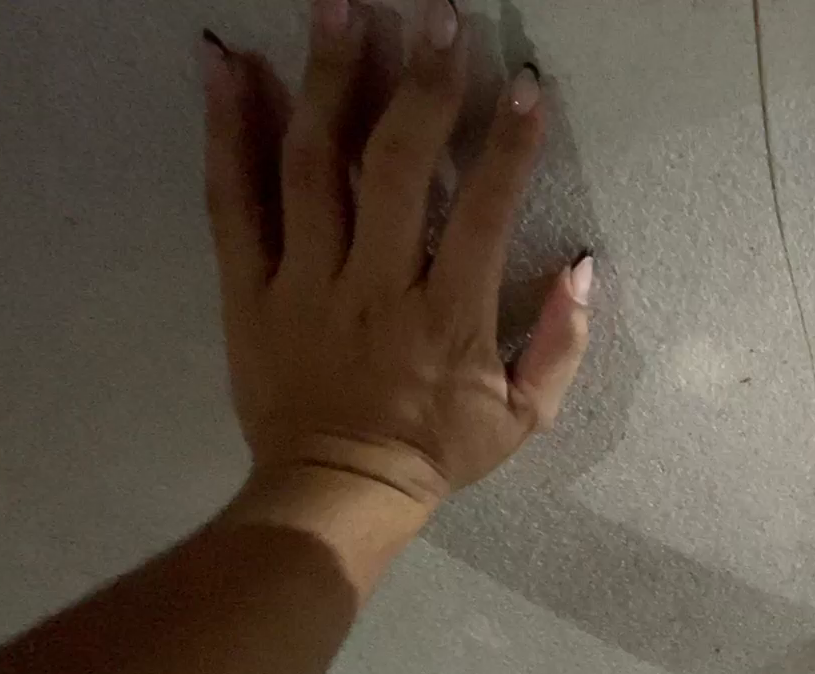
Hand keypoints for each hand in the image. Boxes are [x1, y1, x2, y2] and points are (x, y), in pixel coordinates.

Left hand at [198, 0, 591, 514]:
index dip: (509, 145)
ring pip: (315, 164)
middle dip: (423, 86)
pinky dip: (230, 127)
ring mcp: (308, 279)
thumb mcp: (529, 414)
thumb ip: (562, 343)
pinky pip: (235, 197)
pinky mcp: (251, 284)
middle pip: (399, 168)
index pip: (486, 213)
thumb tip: (583, 269)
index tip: (524, 87)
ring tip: (345, 8)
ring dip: (333, 79)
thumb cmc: (446, 448)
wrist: (342, 485)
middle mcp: (381, 285)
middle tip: (437, 17)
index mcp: (454, 317)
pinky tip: (235, 64)